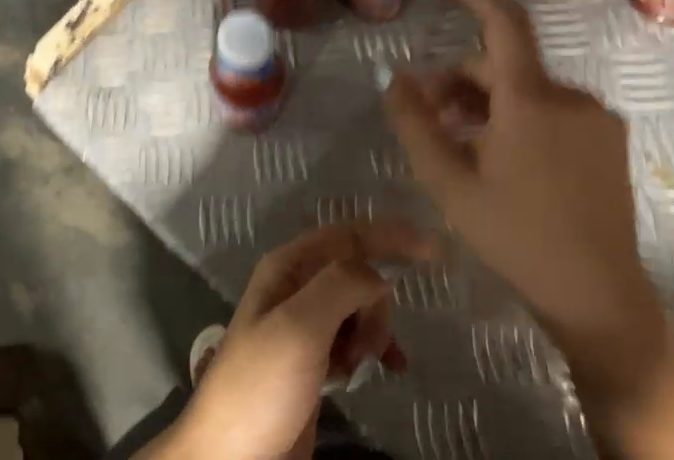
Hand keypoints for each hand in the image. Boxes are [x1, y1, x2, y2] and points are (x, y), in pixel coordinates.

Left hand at [148, 222, 433, 459]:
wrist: (236, 451)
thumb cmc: (262, 382)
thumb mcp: (299, 327)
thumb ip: (339, 287)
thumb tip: (377, 272)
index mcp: (286, 268)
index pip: (345, 236)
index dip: (389, 236)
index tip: (436, 250)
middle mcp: (294, 288)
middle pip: (358, 275)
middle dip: (376, 305)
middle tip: (368, 346)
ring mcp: (304, 325)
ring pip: (360, 310)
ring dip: (375, 333)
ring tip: (361, 365)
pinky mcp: (314, 359)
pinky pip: (356, 341)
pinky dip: (375, 351)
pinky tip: (388, 370)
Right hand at [384, 0, 658, 349]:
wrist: (596, 295)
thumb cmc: (514, 235)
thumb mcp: (447, 180)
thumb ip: (415, 122)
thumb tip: (393, 78)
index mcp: (531, 101)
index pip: (503, 25)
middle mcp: (570, 99)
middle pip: (502, 68)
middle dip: (458, 81)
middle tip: (423, 115)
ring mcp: (596, 122)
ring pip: (525, 92)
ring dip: (484, 104)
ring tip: (456, 143)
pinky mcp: (608, 144)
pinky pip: (551, 112)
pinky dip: (516, 119)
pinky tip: (497, 158)